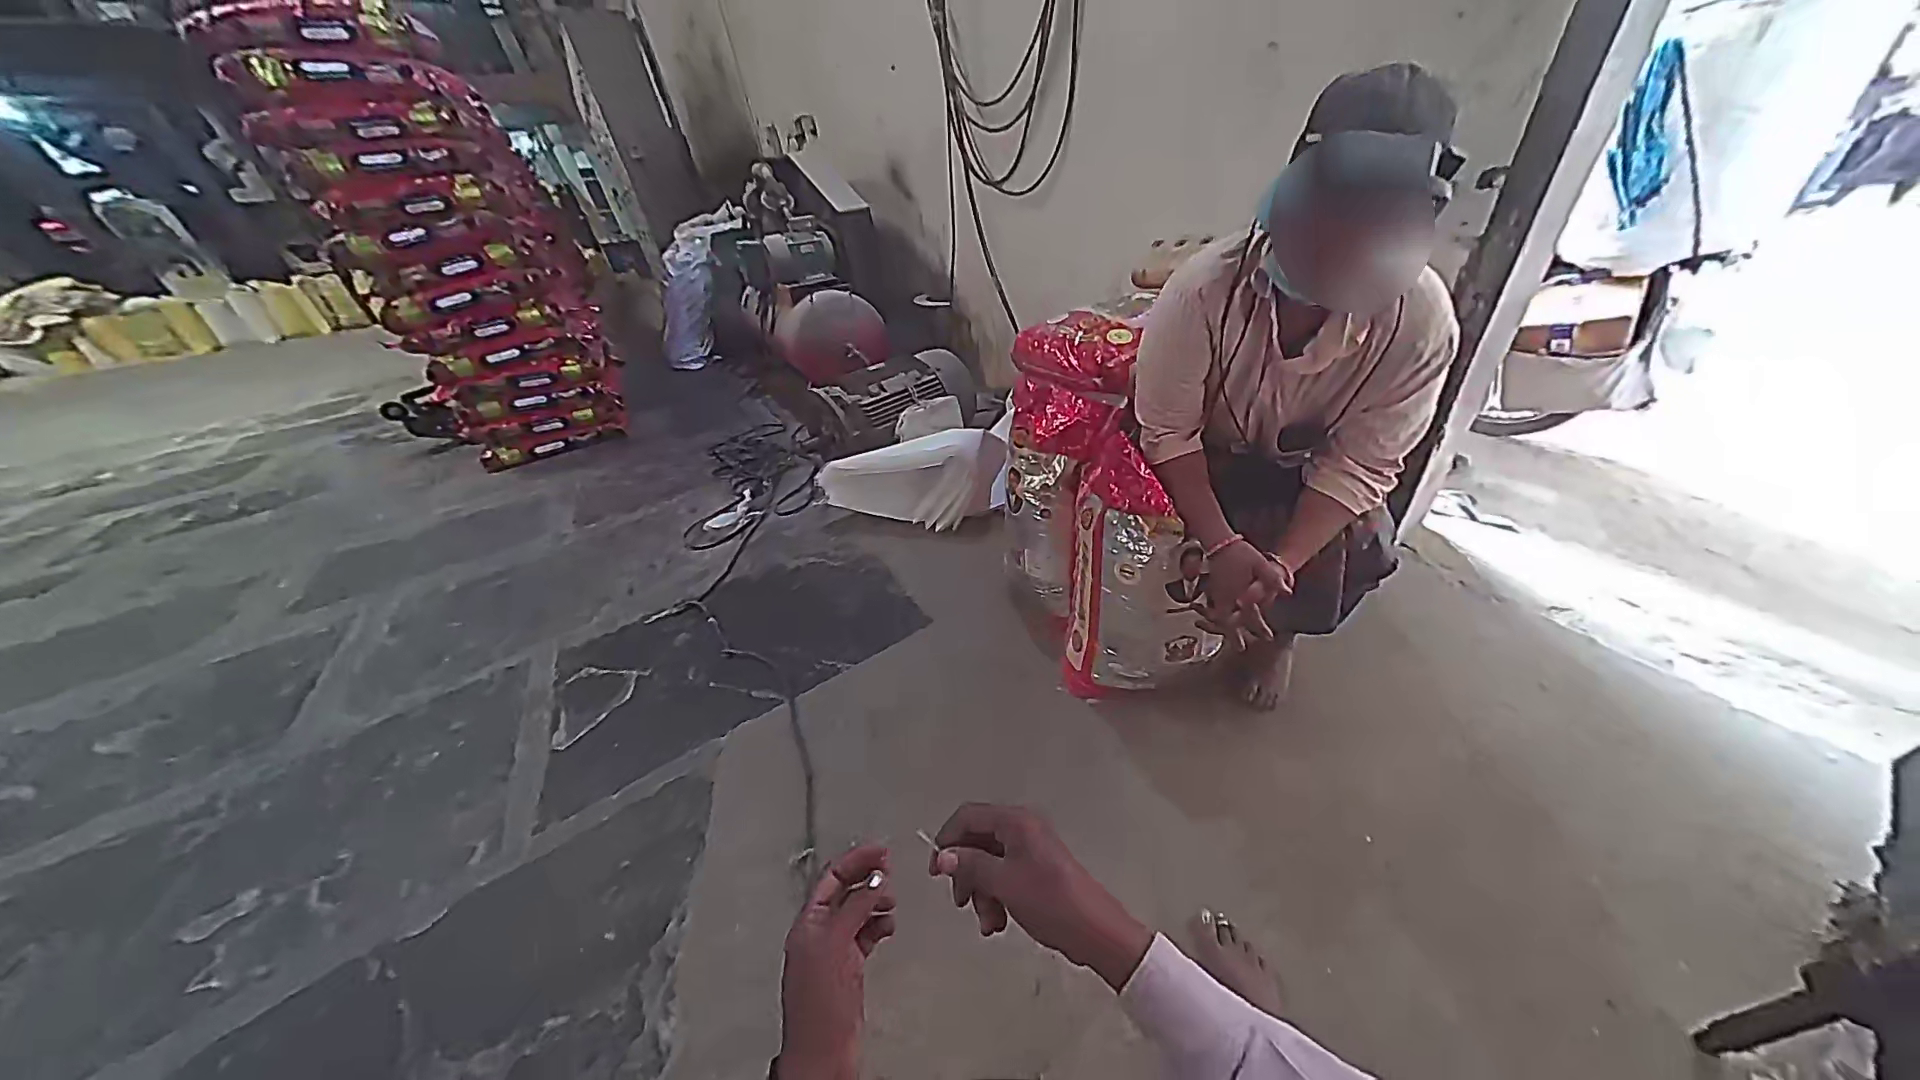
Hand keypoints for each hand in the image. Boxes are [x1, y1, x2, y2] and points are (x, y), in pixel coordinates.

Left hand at [779, 845, 896, 1079]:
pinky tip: (887, 924)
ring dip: (876, 900)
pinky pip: (866, 933)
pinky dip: (879, 924)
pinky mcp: (849, 965)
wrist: (824, 1054)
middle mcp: (820, 932)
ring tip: (891, 900)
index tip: (880, 850)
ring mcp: (835, 949)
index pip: (832, 877)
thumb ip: (856, 908)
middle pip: (846, 890)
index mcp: (809, 922)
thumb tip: (875, 880)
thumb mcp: (837, 945)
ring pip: (858, 910)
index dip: (856, 860)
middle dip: (868, 876)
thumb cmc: (820, 1007)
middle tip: (889, 866)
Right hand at [928, 804, 1151, 991]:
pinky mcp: (1037, 871)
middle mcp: (1023, 829)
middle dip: (966, 874)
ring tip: (988, 921)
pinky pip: (1005, 877)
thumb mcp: (1003, 882)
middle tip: (961, 901)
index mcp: (1015, 821)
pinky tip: (999, 923)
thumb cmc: (1050, 900)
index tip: (936, 870)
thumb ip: (970, 865)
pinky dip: (997, 897)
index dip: (947, 840)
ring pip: (990, 864)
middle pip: (977, 842)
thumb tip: (944, 856)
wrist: (1095, 932)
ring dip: (982, 892)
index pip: (968, 816)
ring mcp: (1031, 850)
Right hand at [1199, 540, 1291, 640]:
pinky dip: (1222, 614)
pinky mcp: (1213, 587)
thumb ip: (1273, 579)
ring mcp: (1216, 593)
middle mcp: (1224, 597)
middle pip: (1228, 622)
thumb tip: (1287, 593)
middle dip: (1234, 635)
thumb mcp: (1260, 564)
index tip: (1264, 638)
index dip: (1255, 628)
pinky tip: (1227, 616)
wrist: (1218, 542)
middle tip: (1240, 648)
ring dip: (1228, 626)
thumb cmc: (1240, 553)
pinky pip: (1217, 607)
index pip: (1246, 617)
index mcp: (1238, 594)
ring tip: (1233, 635)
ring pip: (1221, 615)